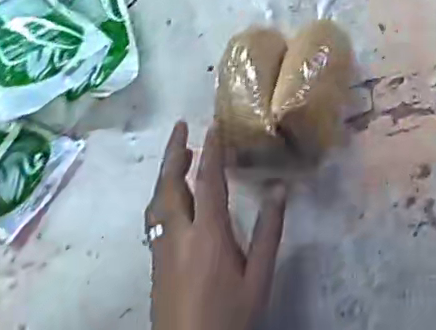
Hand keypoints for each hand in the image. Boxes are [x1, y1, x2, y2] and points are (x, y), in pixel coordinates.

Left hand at [148, 122, 286, 329]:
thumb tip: (280, 188)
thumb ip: (268, 233)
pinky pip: (155, 220)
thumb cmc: (229, 320)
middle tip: (181, 126)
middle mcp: (179, 238)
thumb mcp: (258, 279)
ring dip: (167, 174)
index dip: (211, 150)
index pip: (208, 182)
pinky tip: (176, 198)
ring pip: (157, 203)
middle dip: (174, 153)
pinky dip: (164, 196)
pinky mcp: (155, 268)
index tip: (213, 124)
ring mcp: (162, 253)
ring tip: (181, 155)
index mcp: (207, 236)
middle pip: (170, 186)